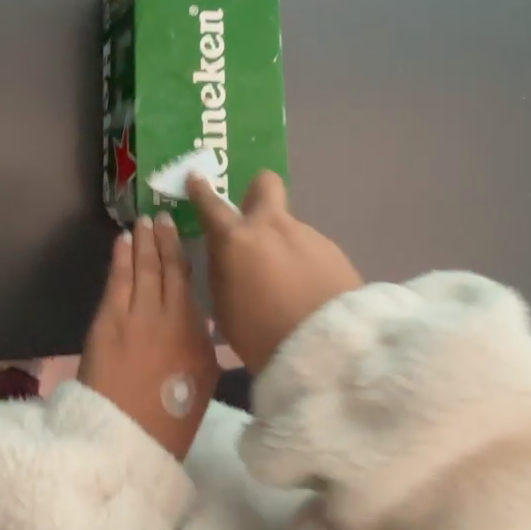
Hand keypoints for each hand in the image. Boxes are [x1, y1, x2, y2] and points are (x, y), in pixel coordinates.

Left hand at [78, 215, 218, 459]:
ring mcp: (138, 316)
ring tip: (143, 222)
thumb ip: (202, 344)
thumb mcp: (202, 381)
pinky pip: (117, 280)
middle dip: (163, 240)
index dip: (181, 253)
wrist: (127, 439)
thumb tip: (199, 316)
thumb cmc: (169, 418)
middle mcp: (171, 317)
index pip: (189, 283)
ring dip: (142, 243)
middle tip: (160, 216)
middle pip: (166, 269)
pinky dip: (120, 258)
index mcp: (196, 334)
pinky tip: (122, 241)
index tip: (178, 230)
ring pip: (142, 269)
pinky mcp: (109, 321)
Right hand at [189, 171, 362, 373]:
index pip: (211, 204)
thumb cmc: (262, 334)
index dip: (201, 190)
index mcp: (236, 239)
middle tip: (252, 219)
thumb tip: (224, 254)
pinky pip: (309, 249)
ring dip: (281, 244)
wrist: (328, 349)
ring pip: (288, 227)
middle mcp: (272, 226)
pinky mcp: (334, 252)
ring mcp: (307, 235)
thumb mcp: (224, 307)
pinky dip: (303, 263)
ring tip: (285, 282)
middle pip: (265, 184)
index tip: (196, 179)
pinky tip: (307, 291)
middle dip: (256, 192)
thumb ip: (221, 271)